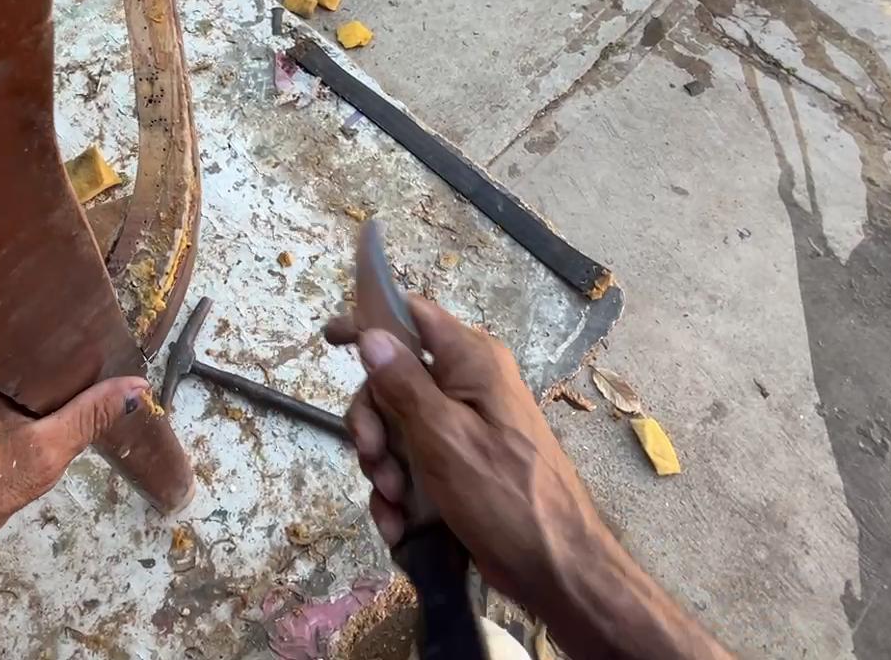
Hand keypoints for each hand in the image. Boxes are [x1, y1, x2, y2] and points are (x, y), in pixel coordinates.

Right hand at [323, 297, 604, 611]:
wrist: (559, 575)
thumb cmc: (505, 496)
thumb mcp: (444, 436)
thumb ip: (403, 382)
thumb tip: (371, 334)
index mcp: (470, 359)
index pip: (410, 314)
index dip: (368, 321)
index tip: (331, 340)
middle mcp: (467, 381)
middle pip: (393, 377)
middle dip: (373, 422)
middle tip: (372, 458)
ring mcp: (463, 421)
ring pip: (397, 422)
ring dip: (384, 461)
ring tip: (394, 500)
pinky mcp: (460, 458)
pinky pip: (414, 457)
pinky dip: (400, 488)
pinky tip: (399, 521)